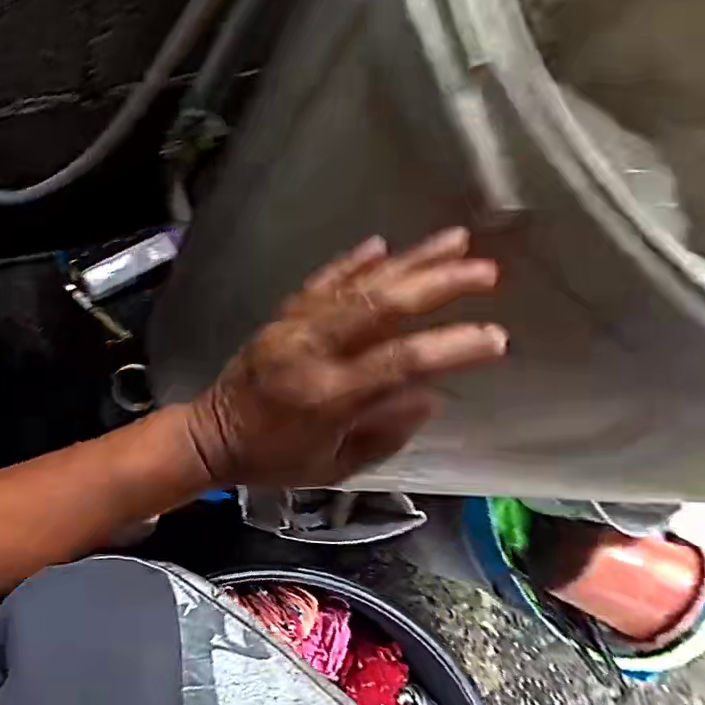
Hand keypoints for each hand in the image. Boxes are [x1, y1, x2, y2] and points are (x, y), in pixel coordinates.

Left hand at [183, 227, 507, 487]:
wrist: (208, 438)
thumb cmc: (273, 460)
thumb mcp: (334, 465)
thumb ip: (385, 433)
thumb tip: (430, 393)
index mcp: (326, 396)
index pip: (400, 362)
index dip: (452, 348)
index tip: (497, 338)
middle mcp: (307, 354)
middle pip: (378, 307)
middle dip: (436, 284)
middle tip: (487, 271)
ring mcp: (288, 332)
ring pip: (352, 287)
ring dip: (405, 262)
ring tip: (454, 239)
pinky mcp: (275, 322)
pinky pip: (316, 286)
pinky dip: (348, 265)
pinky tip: (379, 246)